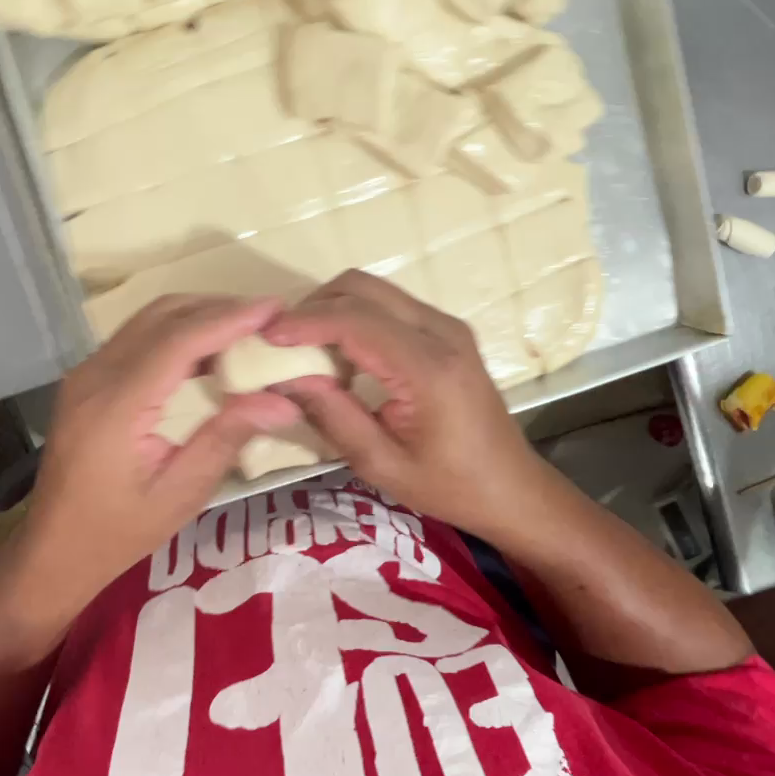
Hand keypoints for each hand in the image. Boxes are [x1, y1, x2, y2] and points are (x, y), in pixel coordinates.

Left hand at [15, 296, 300, 621]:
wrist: (55, 550)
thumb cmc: (118, 532)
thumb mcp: (179, 494)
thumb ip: (225, 439)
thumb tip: (283, 401)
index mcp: (116, 405)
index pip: (179, 340)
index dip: (229, 318)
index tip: (276, 309)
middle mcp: (95, 376)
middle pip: (162, 315)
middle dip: (218, 308)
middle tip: (269, 320)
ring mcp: (86, 374)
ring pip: (148, 320)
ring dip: (197, 316)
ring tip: (247, 330)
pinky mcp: (87, 381)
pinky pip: (137, 338)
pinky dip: (176, 332)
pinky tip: (208, 351)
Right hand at [263, 270, 549, 538]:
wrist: (510, 487)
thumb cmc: (449, 486)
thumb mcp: (381, 464)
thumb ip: (332, 416)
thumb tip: (284, 379)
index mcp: (428, 369)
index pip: (355, 321)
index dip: (304, 323)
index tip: (264, 337)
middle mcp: (442, 333)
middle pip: (362, 288)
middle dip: (314, 307)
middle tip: (281, 343)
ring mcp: (448, 327)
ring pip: (375, 291)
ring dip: (333, 310)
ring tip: (304, 351)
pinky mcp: (447, 332)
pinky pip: (390, 306)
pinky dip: (355, 318)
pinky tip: (341, 356)